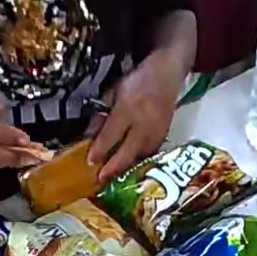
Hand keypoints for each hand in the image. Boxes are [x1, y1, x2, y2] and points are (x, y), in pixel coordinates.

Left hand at [89, 50, 185, 180]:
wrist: (166, 76)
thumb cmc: (137, 82)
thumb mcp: (113, 92)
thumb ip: (102, 113)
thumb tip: (90, 134)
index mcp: (127, 109)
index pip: (111, 134)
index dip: (100, 150)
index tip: (90, 162)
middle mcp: (142, 123)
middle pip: (126, 152)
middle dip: (113, 168)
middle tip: (101, 179)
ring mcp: (155, 132)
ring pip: (138, 156)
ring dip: (125, 167)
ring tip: (113, 176)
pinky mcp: (163, 137)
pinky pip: (148, 154)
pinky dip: (137, 161)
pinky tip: (129, 165)